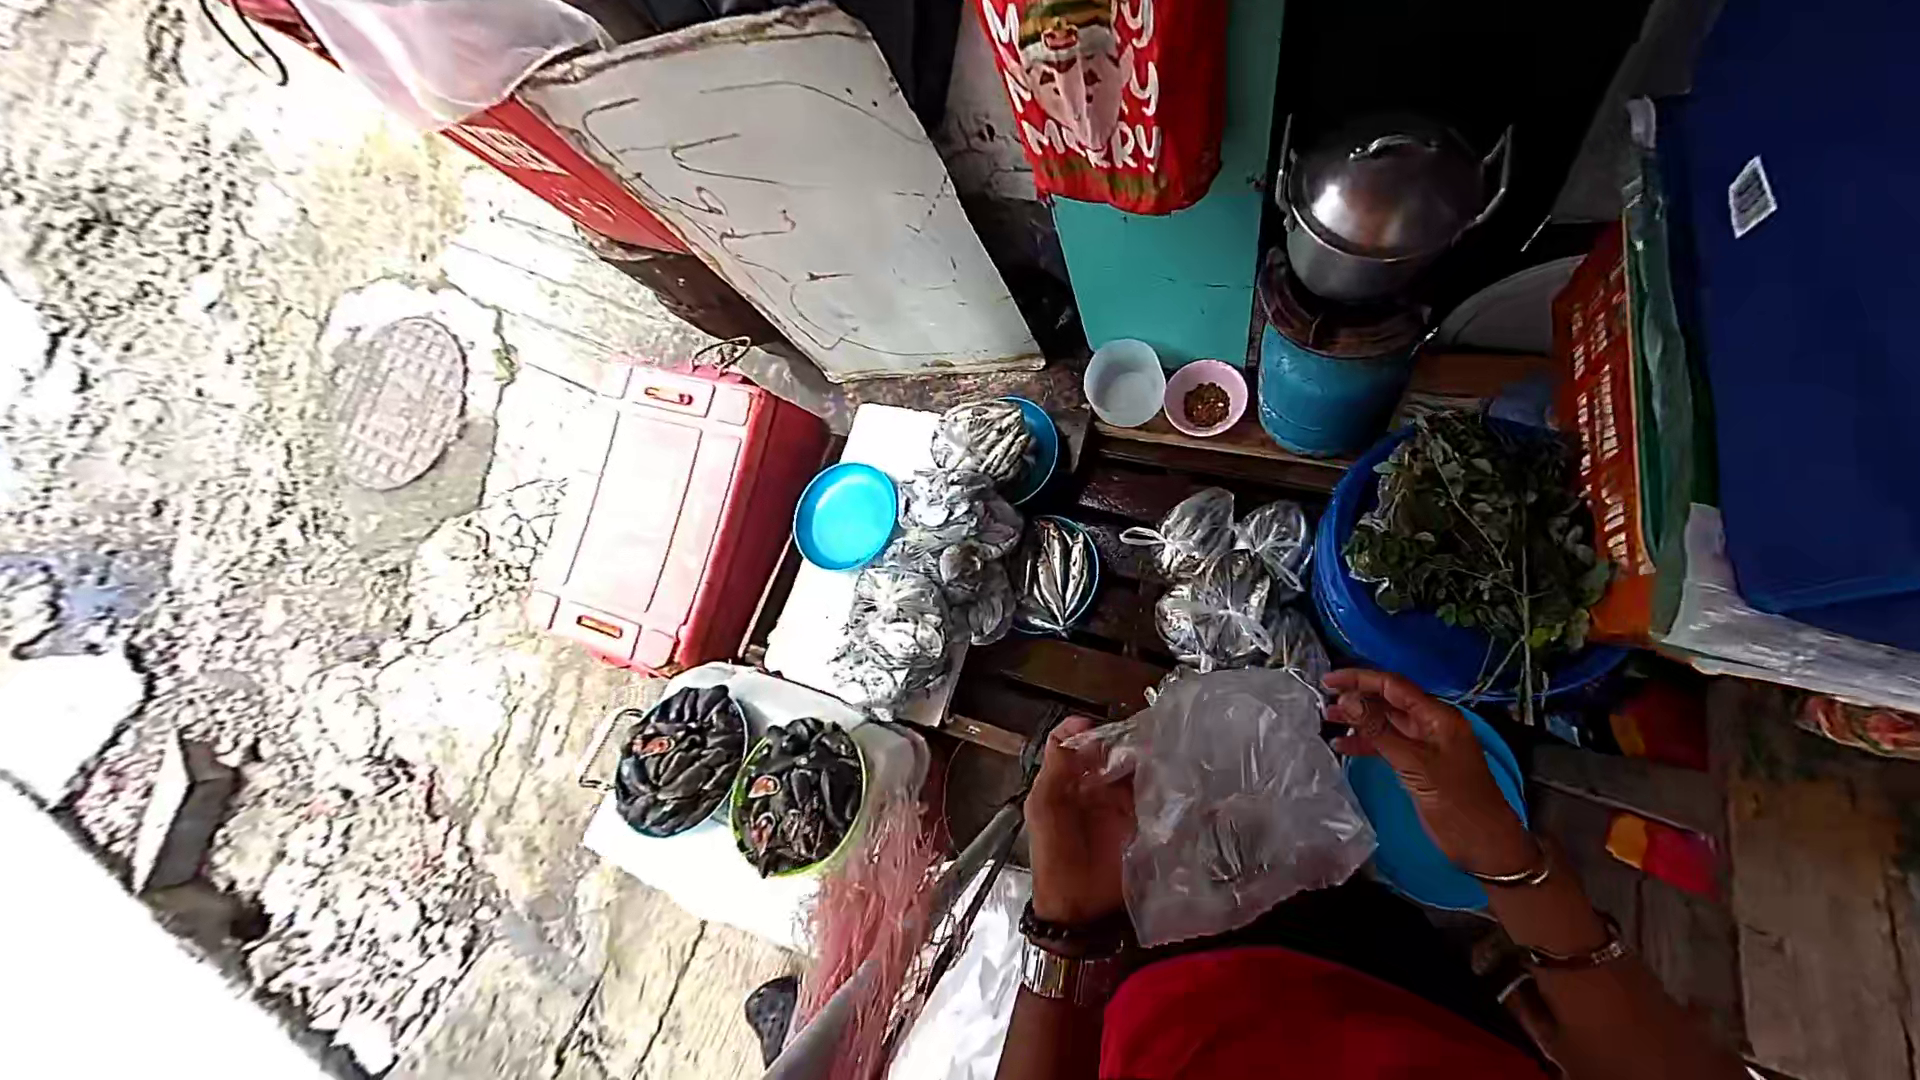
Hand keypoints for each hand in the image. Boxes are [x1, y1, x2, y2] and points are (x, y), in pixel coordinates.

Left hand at [1023, 715, 1134, 924]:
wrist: (1079, 907)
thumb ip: (1057, 767)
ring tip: (1148, 743)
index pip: (1067, 742)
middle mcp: (1086, 785)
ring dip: (1134, 754)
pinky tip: (1159, 767)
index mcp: (1059, 780)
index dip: (1078, 729)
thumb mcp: (1045, 807)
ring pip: (1124, 766)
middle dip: (1113, 738)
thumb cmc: (1054, 856)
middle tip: (1129, 729)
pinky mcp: (1134, 817)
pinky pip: (1144, 790)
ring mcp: (1111, 800)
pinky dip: (1151, 777)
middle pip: (1100, 750)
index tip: (1094, 723)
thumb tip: (1073, 728)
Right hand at [1325, 668, 1535, 876]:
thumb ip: (1378, 730)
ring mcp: (1423, 743)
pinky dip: (1363, 741)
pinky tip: (1342, 745)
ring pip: (1383, 720)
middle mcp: (1430, 724)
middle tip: (1323, 698)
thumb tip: (1346, 700)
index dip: (1359, 678)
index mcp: (1438, 717)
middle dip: (1355, 697)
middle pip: (1386, 700)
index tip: (1328, 680)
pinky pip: (1384, 741)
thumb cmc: (1457, 802)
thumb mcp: (1414, 763)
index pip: (1393, 686)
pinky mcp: (1416, 761)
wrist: (1485, 846)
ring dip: (1356, 718)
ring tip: (1327, 718)